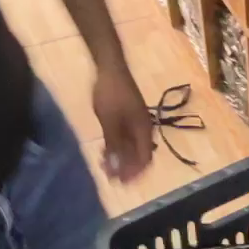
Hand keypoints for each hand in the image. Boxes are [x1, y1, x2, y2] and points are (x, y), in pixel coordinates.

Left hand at [94, 59, 152, 181]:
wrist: (109, 65)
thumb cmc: (111, 93)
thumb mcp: (109, 122)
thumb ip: (114, 146)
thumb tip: (117, 169)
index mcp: (144, 131)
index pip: (145, 160)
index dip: (134, 174)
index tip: (121, 183)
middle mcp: (143, 130)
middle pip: (139, 156)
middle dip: (125, 169)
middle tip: (109, 177)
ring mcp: (136, 123)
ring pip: (131, 148)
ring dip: (120, 159)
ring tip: (104, 165)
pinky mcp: (128, 117)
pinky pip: (126, 139)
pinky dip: (117, 148)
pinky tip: (104, 150)